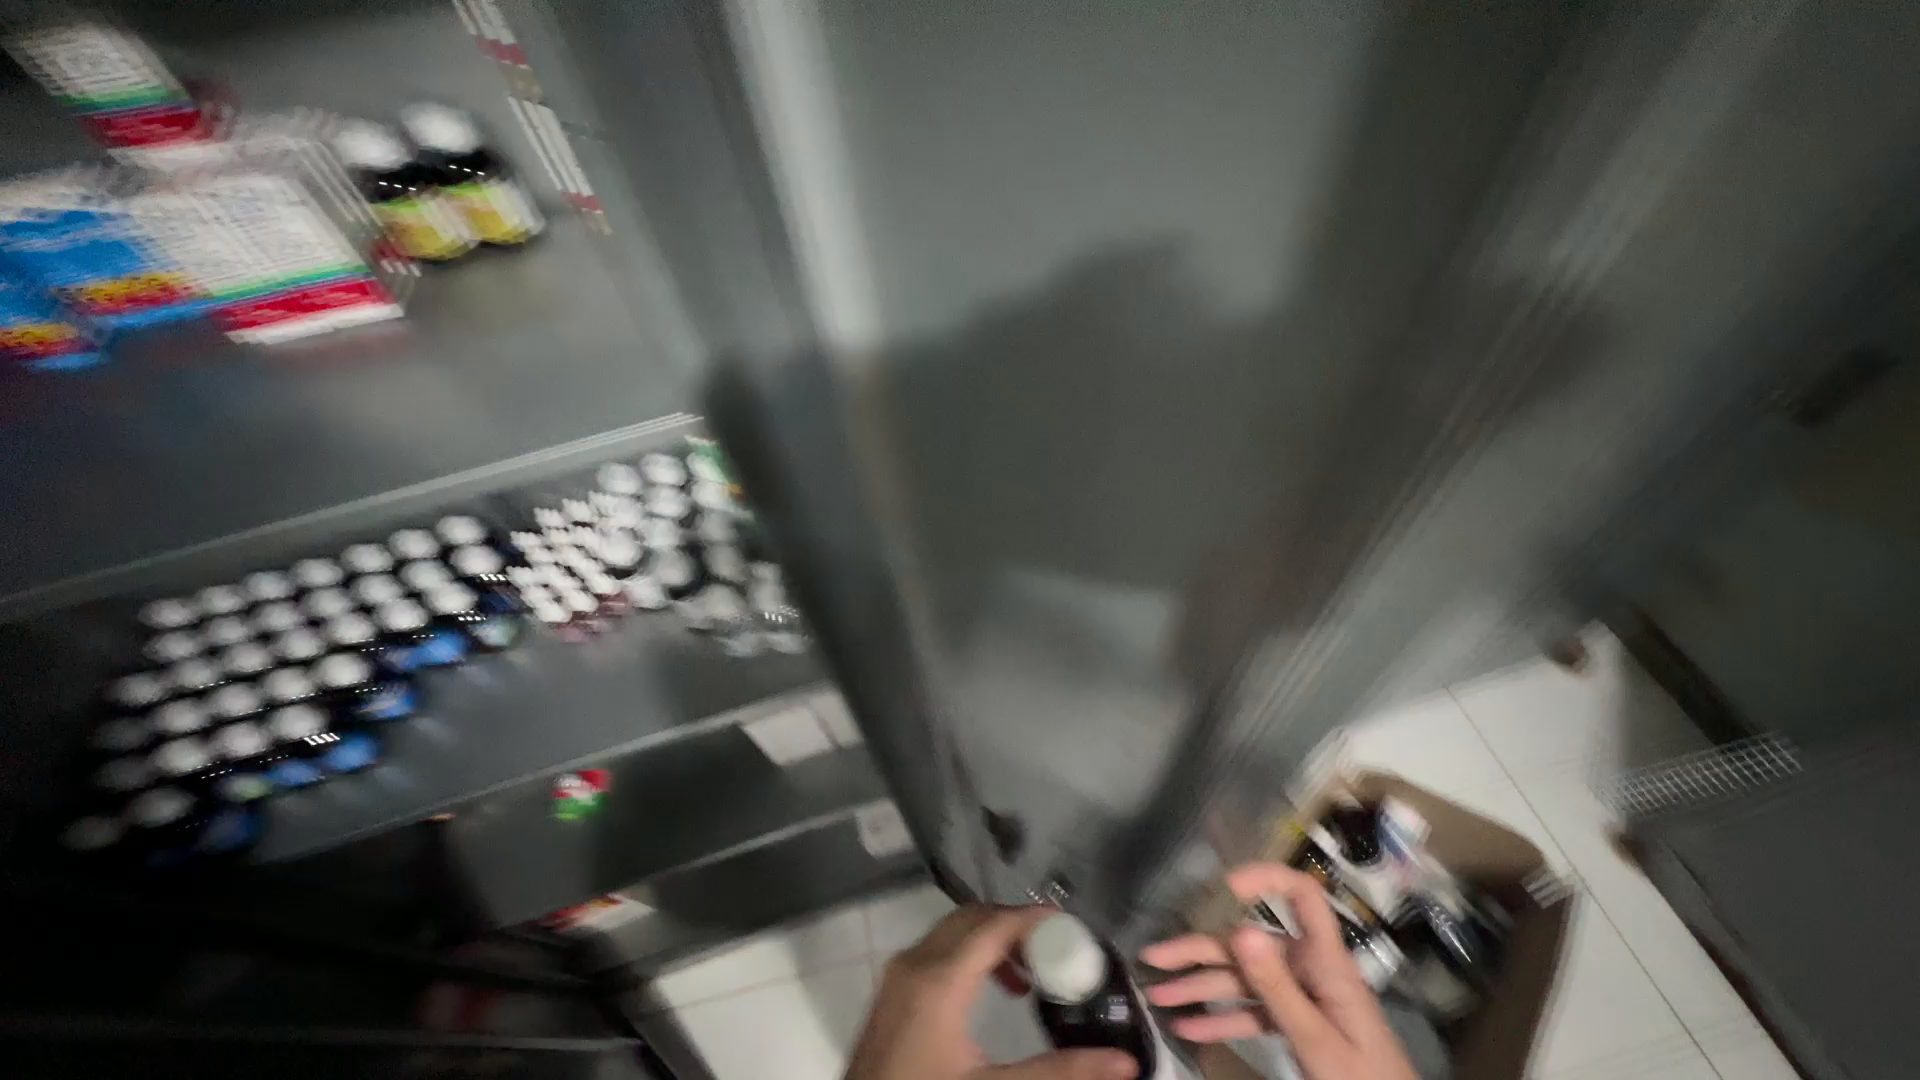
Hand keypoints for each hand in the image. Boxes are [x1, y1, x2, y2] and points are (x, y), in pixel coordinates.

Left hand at [846, 904, 1139, 1079]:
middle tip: (1056, 949)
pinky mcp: (892, 987)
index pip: (995, 925)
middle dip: (1016, 925)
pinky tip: (994, 988)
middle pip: (973, 918)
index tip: (1071, 925)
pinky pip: (937, 948)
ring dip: (993, 938)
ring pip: (953, 929)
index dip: (1034, 918)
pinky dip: (970, 952)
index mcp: (940, 980)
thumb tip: (1122, 1063)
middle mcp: (915, 962)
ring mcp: (898, 972)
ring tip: (1030, 973)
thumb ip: (1057, 1073)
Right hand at [1139, 863, 1416, 1079]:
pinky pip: (1251, 1011)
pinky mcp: (1296, 1023)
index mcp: (1326, 961)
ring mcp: (1301, 996)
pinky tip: (1187, 1025)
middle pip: (1249, 944)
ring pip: (1242, 979)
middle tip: (1153, 956)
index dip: (1266, 879)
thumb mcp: (1318, 1040)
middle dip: (1198, 950)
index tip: (1224, 886)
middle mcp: (1309, 969)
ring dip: (1200, 987)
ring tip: (1156, 994)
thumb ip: (1278, 988)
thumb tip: (1240, 928)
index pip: (1302, 896)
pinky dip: (1220, 1018)